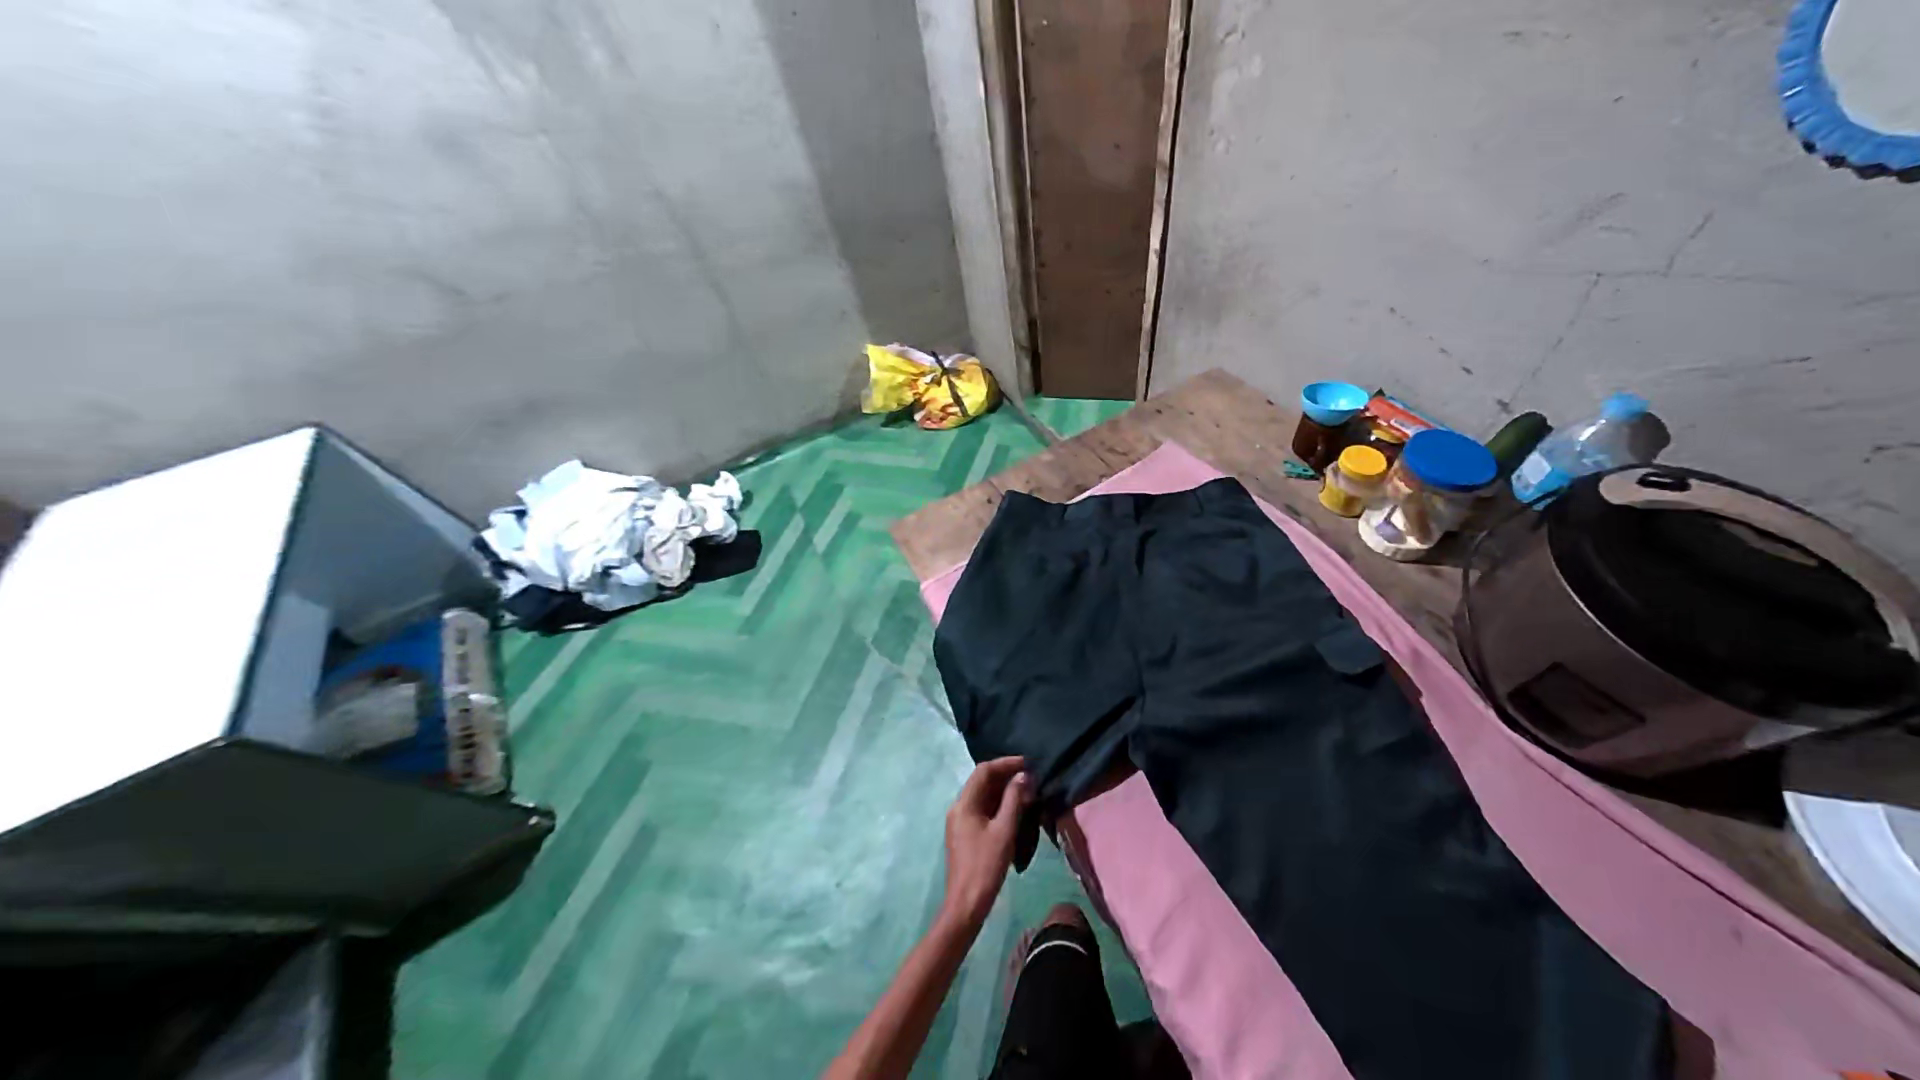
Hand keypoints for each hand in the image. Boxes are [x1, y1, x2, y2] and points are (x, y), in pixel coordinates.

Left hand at [941, 757, 1030, 927]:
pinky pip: (982, 809)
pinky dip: (999, 804)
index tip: (1028, 763)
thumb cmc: (986, 866)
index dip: (1006, 763)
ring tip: (1028, 790)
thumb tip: (1023, 776)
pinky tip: (1016, 809)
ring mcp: (960, 821)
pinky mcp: (966, 833)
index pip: (984, 771)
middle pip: (982, 782)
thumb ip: (1014, 800)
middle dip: (1006, 776)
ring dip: (1004, 791)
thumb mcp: (1004, 831)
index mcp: (964, 803)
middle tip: (1031, 777)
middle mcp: (959, 807)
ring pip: (983, 796)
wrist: (967, 903)